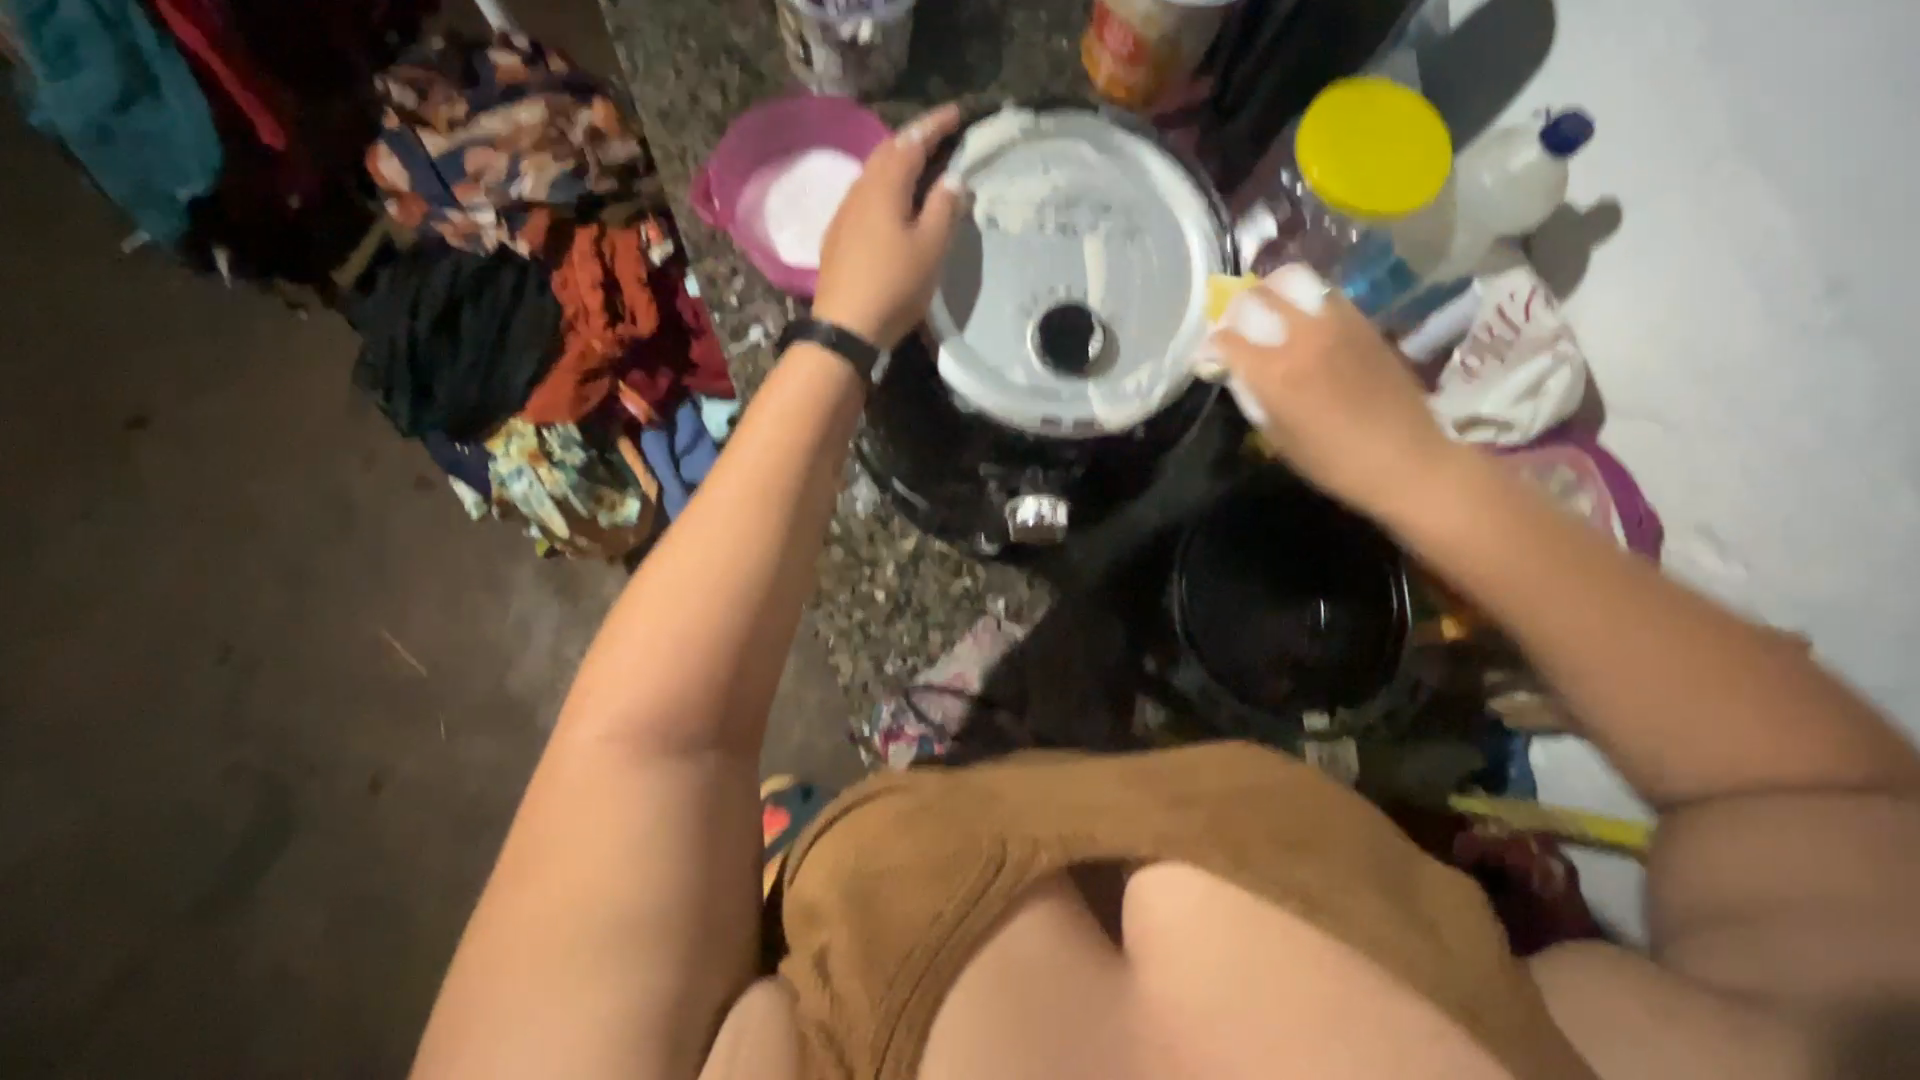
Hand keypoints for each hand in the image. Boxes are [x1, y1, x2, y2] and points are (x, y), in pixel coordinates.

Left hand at [811, 104, 968, 349]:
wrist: (846, 328)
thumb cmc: (894, 285)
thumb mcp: (931, 247)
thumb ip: (944, 207)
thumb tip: (951, 178)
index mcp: (885, 185)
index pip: (912, 140)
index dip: (935, 124)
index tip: (957, 112)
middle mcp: (860, 190)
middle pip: (888, 152)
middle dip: (914, 139)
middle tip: (941, 136)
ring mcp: (845, 213)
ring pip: (874, 174)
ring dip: (898, 163)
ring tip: (922, 166)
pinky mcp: (839, 236)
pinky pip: (866, 197)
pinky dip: (886, 188)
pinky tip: (896, 203)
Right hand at [1212, 264, 1463, 519]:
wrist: (1407, 459)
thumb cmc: (1335, 462)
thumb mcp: (1279, 439)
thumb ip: (1255, 398)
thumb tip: (1241, 374)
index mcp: (1274, 373)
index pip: (1225, 339)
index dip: (1210, 347)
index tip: (1210, 357)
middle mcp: (1301, 337)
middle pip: (1256, 297)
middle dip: (1238, 310)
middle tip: (1238, 327)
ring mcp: (1336, 323)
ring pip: (1293, 282)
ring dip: (1273, 294)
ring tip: (1272, 311)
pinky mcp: (1363, 322)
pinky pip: (1325, 295)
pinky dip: (1307, 301)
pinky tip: (1307, 322)